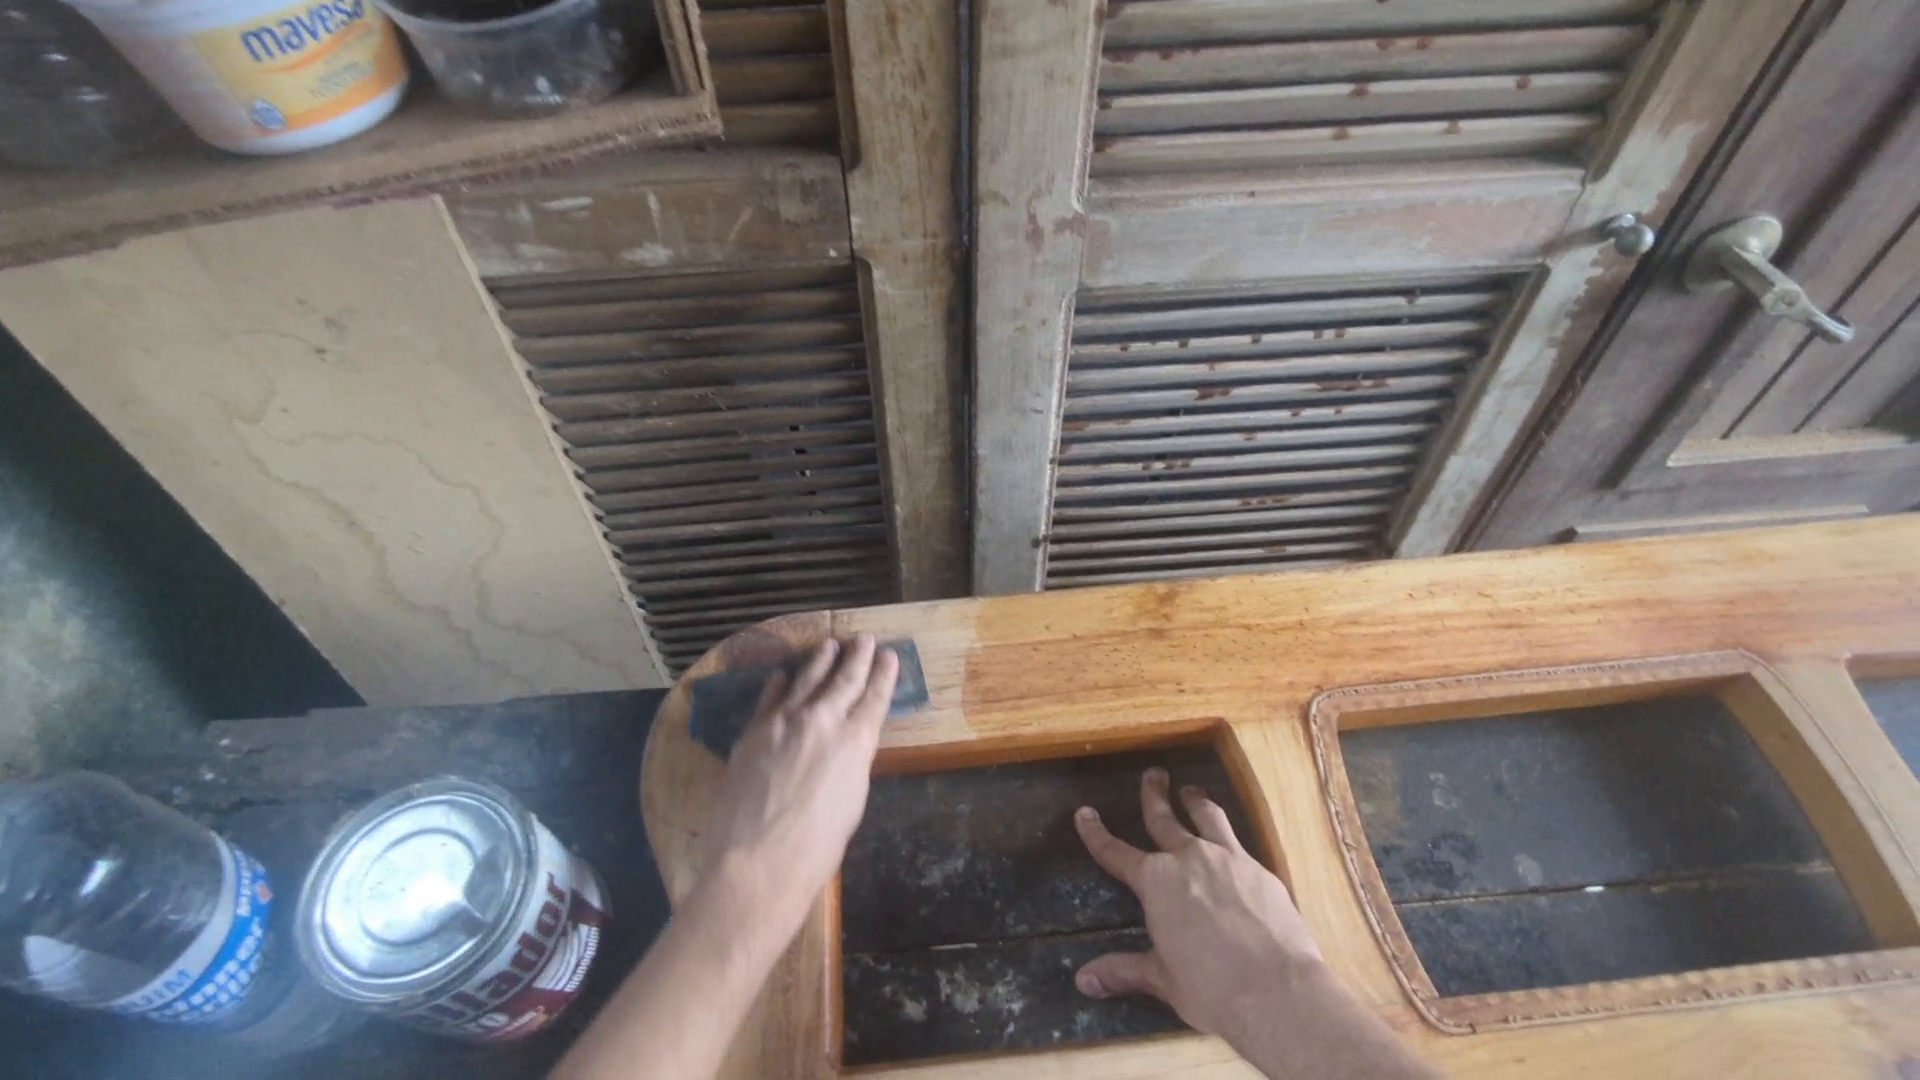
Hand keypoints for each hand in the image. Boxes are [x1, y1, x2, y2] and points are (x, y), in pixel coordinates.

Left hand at [698, 634, 899, 927]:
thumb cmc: (817, 847)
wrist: (758, 861)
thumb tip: (844, 747)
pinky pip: (769, 698)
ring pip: (806, 679)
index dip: (884, 674)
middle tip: (864, 639)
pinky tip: (781, 675)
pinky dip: (779, 684)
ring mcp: (784, 722)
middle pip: (844, 679)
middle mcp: (823, 720)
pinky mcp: (753, 732)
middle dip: (857, 657)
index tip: (889, 655)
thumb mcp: (852, 801)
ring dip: (820, 660)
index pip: (875, 697)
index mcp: (856, 741)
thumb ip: (850, 763)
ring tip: (829, 645)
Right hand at [1073, 767, 1323, 1040]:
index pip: (1116, 852)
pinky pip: (1240, 843)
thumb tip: (1083, 980)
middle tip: (1154, 774)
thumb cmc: (1211, 988)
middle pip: (1164, 817)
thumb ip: (1124, 971)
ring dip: (1196, 802)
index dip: (1096, 833)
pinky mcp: (1261, 870)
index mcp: (1156, 882)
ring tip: (1192, 792)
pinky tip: (1234, 848)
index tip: (1084, 813)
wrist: (1277, 991)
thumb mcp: (1163, 979)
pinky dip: (1229, 838)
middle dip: (1154, 794)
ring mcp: (1228, 859)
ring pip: (1207, 817)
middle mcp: (1188, 858)